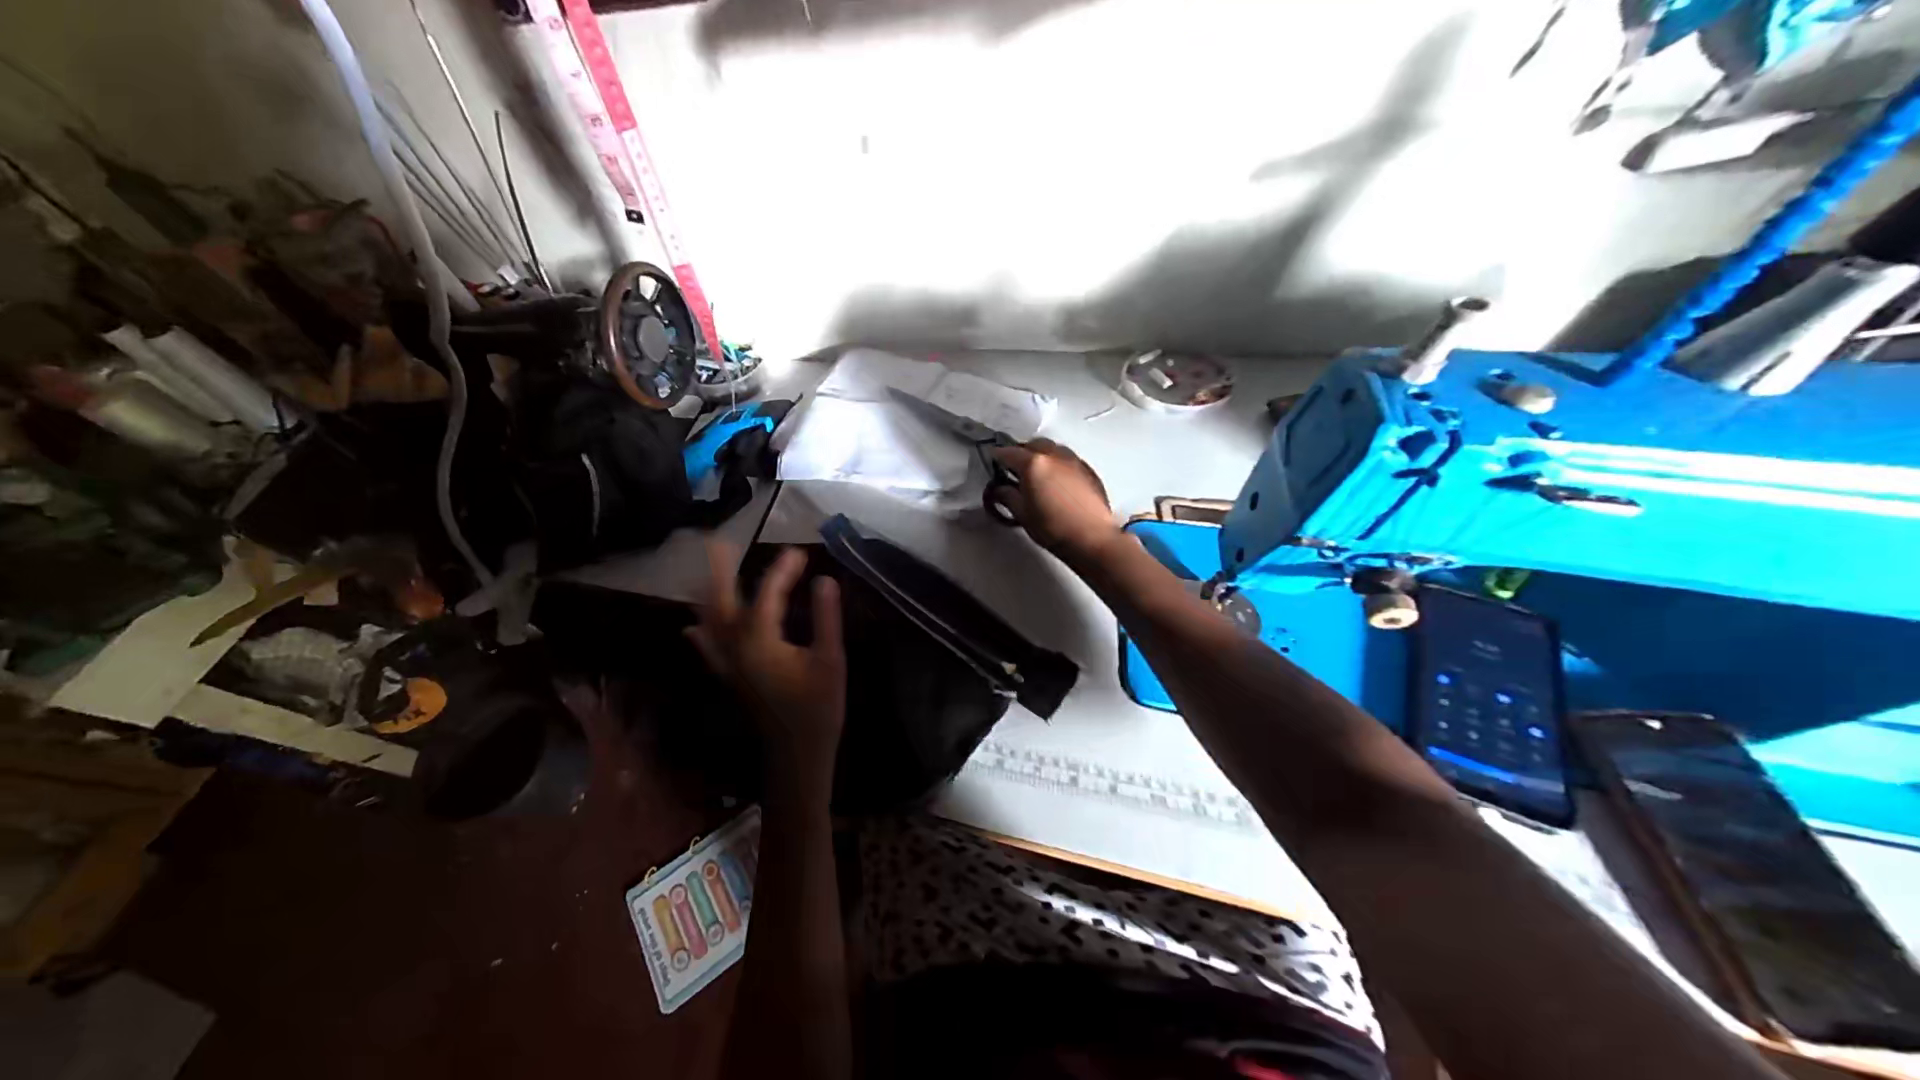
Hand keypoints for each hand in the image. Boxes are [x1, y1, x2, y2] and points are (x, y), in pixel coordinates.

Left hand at [688, 542, 846, 800]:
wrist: (797, 752)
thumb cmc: (819, 707)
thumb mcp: (831, 659)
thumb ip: (825, 617)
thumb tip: (824, 580)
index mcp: (759, 640)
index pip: (768, 593)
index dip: (783, 569)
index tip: (800, 552)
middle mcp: (735, 647)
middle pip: (721, 600)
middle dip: (719, 569)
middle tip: (719, 540)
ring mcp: (728, 662)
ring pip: (709, 620)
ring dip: (708, 592)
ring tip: (707, 569)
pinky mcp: (730, 675)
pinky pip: (708, 648)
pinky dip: (701, 633)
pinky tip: (692, 627)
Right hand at [990, 438, 1122, 563]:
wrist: (1091, 538)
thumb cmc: (1055, 528)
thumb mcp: (1022, 514)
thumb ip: (1007, 496)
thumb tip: (1001, 490)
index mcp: (1033, 464)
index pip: (1008, 452)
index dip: (997, 457)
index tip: (993, 462)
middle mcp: (1054, 456)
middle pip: (1032, 445)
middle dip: (1021, 453)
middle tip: (1014, 469)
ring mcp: (1074, 461)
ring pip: (1052, 449)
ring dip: (1041, 456)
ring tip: (1037, 475)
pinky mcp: (1088, 471)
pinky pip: (1068, 460)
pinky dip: (1058, 465)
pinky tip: (1056, 483)